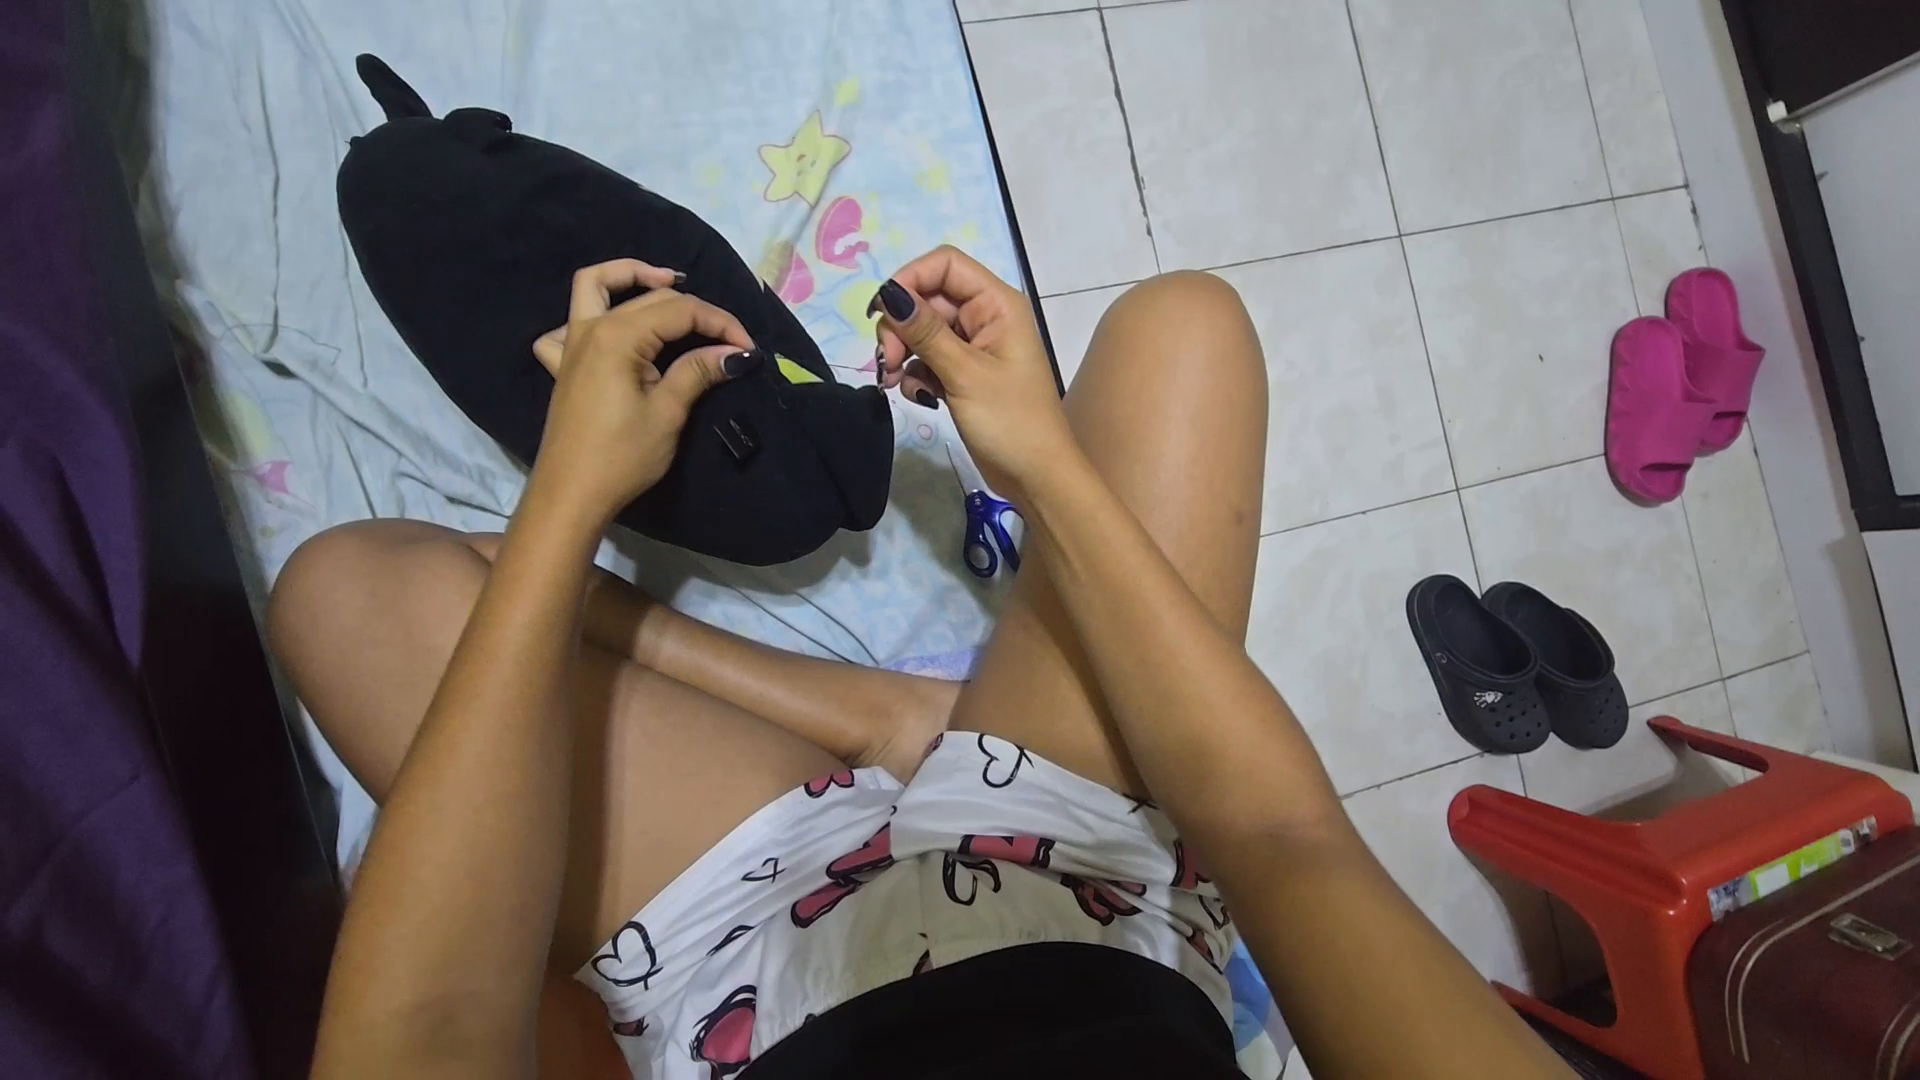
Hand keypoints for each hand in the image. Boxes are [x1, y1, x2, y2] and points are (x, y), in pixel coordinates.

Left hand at [528, 259, 760, 524]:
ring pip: (595, 286)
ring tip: (665, 282)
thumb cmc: (623, 455)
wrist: (573, 493)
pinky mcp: (565, 366)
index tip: (749, 349)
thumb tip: (736, 352)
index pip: (680, 311)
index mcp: (618, 336)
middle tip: (728, 338)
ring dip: (629, 276)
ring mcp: (572, 344)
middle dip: (694, 310)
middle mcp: (590, 327)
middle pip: (649, 297)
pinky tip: (608, 332)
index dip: (720, 324)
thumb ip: (697, 372)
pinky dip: (589, 316)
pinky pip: (567, 326)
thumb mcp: (668, 412)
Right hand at [873, 246, 1074, 502]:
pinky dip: (916, 373)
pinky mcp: (964, 375)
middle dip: (901, 326)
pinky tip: (917, 397)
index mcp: (997, 304)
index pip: (944, 265)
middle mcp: (986, 317)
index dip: (909, 279)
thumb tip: (888, 293)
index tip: (880, 313)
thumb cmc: (1010, 422)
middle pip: (928, 299)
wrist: (1036, 477)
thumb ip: (925, 332)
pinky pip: (928, 359)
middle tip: (887, 362)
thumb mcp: (964, 374)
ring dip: (903, 352)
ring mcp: (974, 347)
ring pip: (923, 331)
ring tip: (894, 381)